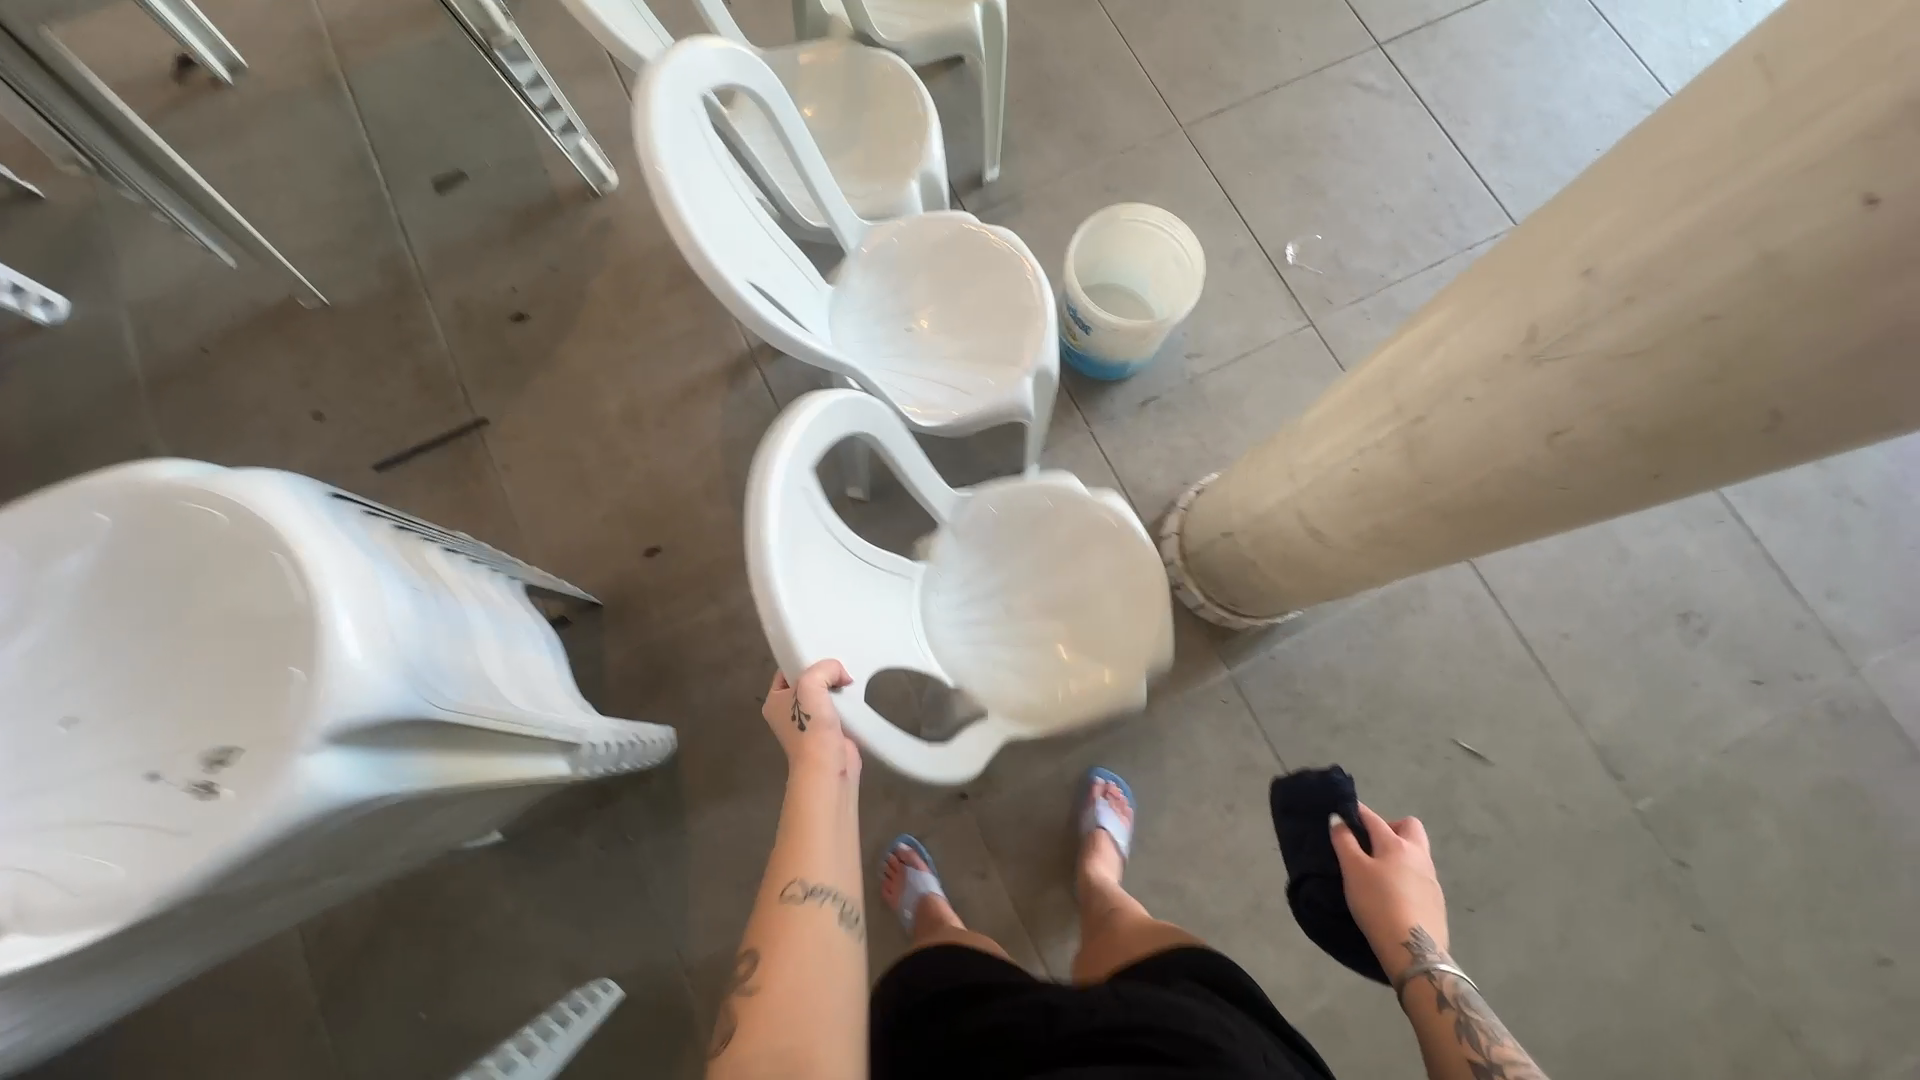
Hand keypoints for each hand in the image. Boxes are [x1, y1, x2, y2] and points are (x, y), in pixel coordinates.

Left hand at [761, 661, 858, 777]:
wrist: (827, 766)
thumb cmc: (810, 725)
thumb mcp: (811, 683)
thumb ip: (825, 668)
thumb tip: (842, 676)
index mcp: (775, 701)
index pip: (787, 671)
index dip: (803, 660)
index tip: (823, 655)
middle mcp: (789, 711)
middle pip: (809, 681)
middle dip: (825, 674)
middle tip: (840, 667)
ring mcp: (809, 723)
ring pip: (825, 694)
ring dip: (838, 688)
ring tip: (849, 680)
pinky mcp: (830, 732)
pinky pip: (838, 709)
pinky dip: (847, 703)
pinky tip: (856, 696)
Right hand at [1330, 801, 1448, 980]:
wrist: (1413, 950)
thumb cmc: (1377, 903)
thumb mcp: (1352, 870)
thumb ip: (1344, 841)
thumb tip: (1338, 818)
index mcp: (1396, 845)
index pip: (1374, 818)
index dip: (1358, 812)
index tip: (1344, 810)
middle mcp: (1419, 856)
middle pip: (1410, 827)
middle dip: (1391, 826)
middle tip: (1370, 842)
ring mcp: (1431, 879)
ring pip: (1417, 852)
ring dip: (1399, 852)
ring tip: (1379, 869)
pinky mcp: (1436, 901)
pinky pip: (1420, 875)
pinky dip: (1406, 874)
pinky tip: (1393, 892)